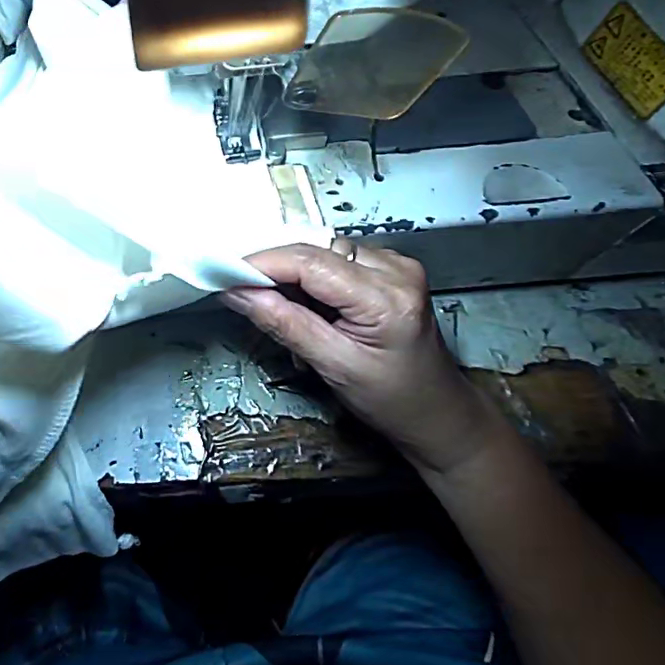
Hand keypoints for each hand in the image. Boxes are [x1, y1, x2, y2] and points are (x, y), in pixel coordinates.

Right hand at [220, 241, 499, 474]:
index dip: (263, 264)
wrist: (438, 412)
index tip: (225, 274)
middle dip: (275, 270)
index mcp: (386, 296)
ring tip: (284, 311)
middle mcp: (395, 268)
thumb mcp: (334, 366)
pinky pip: (338, 260)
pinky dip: (314, 279)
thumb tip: (238, 293)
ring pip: (324, 253)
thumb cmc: (393, 400)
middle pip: (316, 252)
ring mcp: (396, 264)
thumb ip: (284, 323)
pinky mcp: (391, 268)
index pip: (310, 262)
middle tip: (243, 293)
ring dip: (295, 277)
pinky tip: (312, 307)